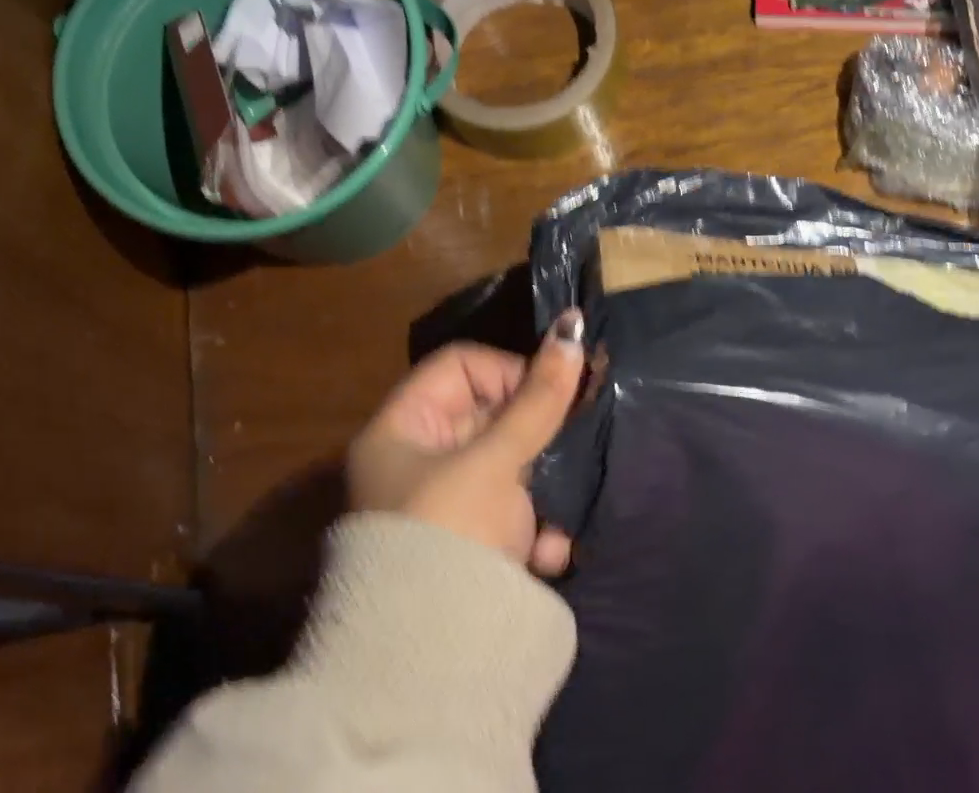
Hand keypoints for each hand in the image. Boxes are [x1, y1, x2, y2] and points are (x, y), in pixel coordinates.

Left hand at [348, 310, 587, 575]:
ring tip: (557, 507)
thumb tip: (573, 326)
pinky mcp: (479, 540)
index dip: (509, 371)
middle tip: (574, 438)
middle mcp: (423, 460)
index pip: (462, 366)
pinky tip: (546, 550)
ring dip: (546, 484)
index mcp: (404, 430)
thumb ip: (540, 398)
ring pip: (516, 463)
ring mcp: (452, 502)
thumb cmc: (452, 530)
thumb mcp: (498, 459)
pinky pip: (519, 508)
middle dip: (538, 433)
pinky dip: (538, 525)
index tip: (550, 396)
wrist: (432, 651)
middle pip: (494, 414)